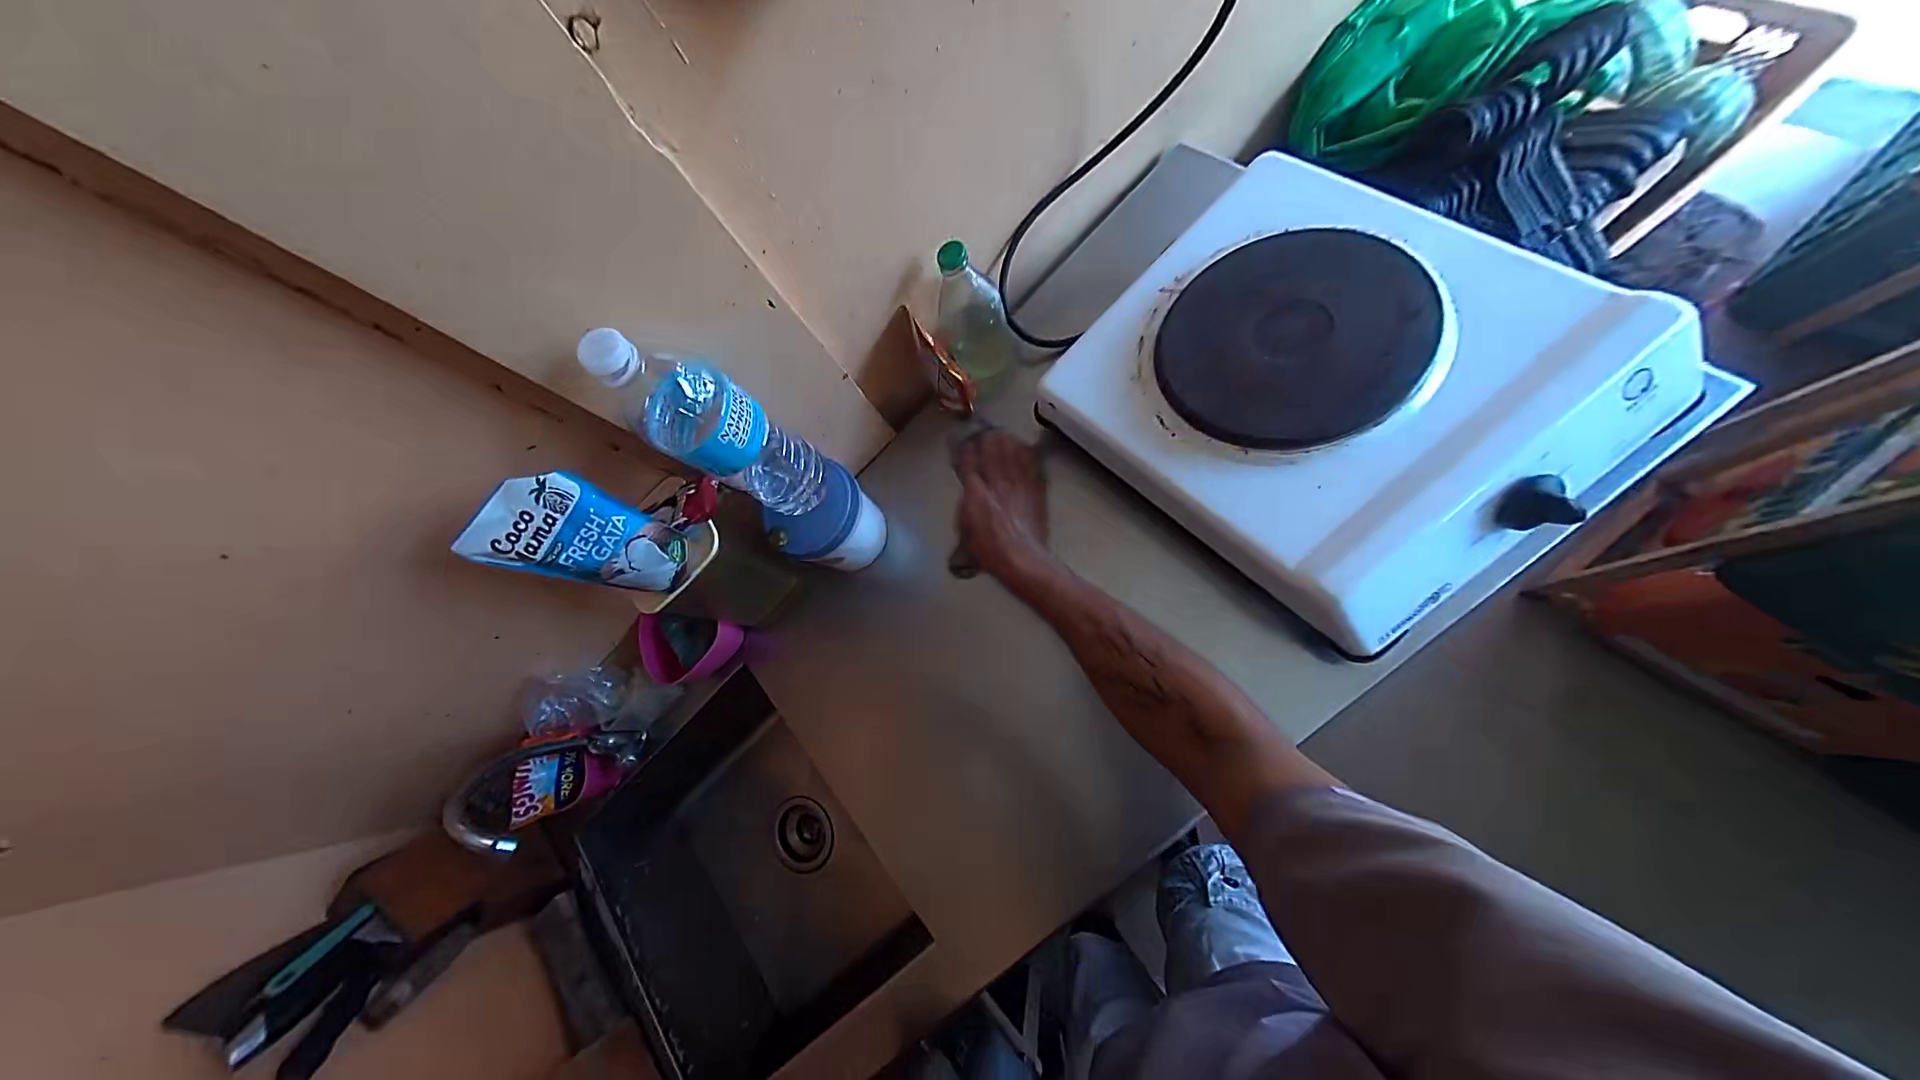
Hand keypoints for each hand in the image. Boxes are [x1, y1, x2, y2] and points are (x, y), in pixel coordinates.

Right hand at [954, 429, 1055, 586]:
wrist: (1020, 558)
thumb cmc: (989, 550)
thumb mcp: (965, 528)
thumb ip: (966, 505)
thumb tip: (970, 492)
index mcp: (976, 492)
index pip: (969, 462)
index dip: (967, 451)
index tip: (967, 444)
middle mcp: (997, 484)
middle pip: (992, 452)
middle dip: (987, 440)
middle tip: (985, 433)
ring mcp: (1018, 485)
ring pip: (1012, 453)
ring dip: (1007, 442)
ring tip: (1004, 435)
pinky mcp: (1035, 491)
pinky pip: (1032, 465)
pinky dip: (1027, 454)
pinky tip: (1025, 448)